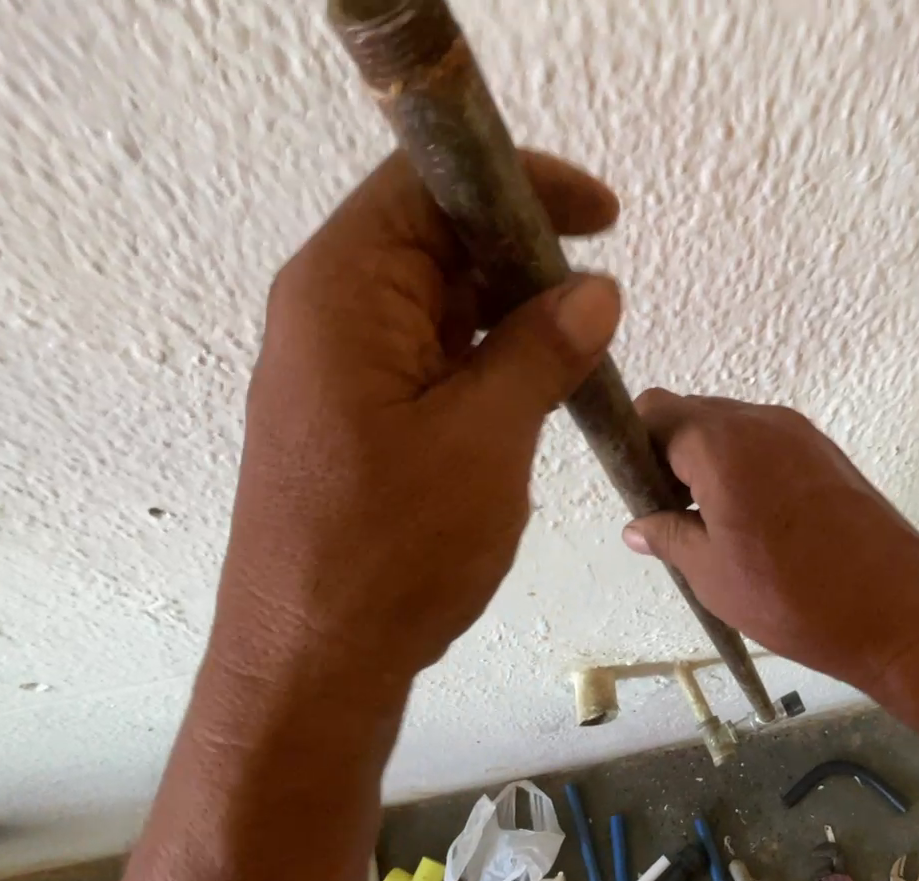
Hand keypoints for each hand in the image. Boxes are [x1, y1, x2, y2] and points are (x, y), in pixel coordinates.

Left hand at [211, 152, 621, 682]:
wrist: (315, 659)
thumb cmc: (392, 547)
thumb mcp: (484, 438)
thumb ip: (540, 351)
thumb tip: (596, 291)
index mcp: (343, 291)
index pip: (428, 183)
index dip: (522, 183)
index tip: (603, 218)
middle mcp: (332, 313)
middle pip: (435, 240)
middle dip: (525, 259)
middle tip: (599, 301)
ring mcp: (343, 368)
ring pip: (440, 305)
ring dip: (513, 317)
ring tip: (580, 353)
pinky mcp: (360, 416)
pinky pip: (433, 359)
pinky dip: (489, 362)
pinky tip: (537, 392)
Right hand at [622, 391, 918, 692]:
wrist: (900, 611)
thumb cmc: (793, 596)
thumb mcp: (712, 574)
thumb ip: (668, 536)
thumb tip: (637, 526)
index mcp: (721, 444)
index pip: (654, 412)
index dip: (635, 449)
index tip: (641, 496)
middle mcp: (761, 421)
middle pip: (692, 415)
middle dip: (669, 456)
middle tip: (672, 516)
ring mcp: (800, 434)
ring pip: (730, 430)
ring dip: (708, 463)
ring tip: (714, 525)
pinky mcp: (827, 454)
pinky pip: (766, 444)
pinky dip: (744, 468)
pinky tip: (754, 522)